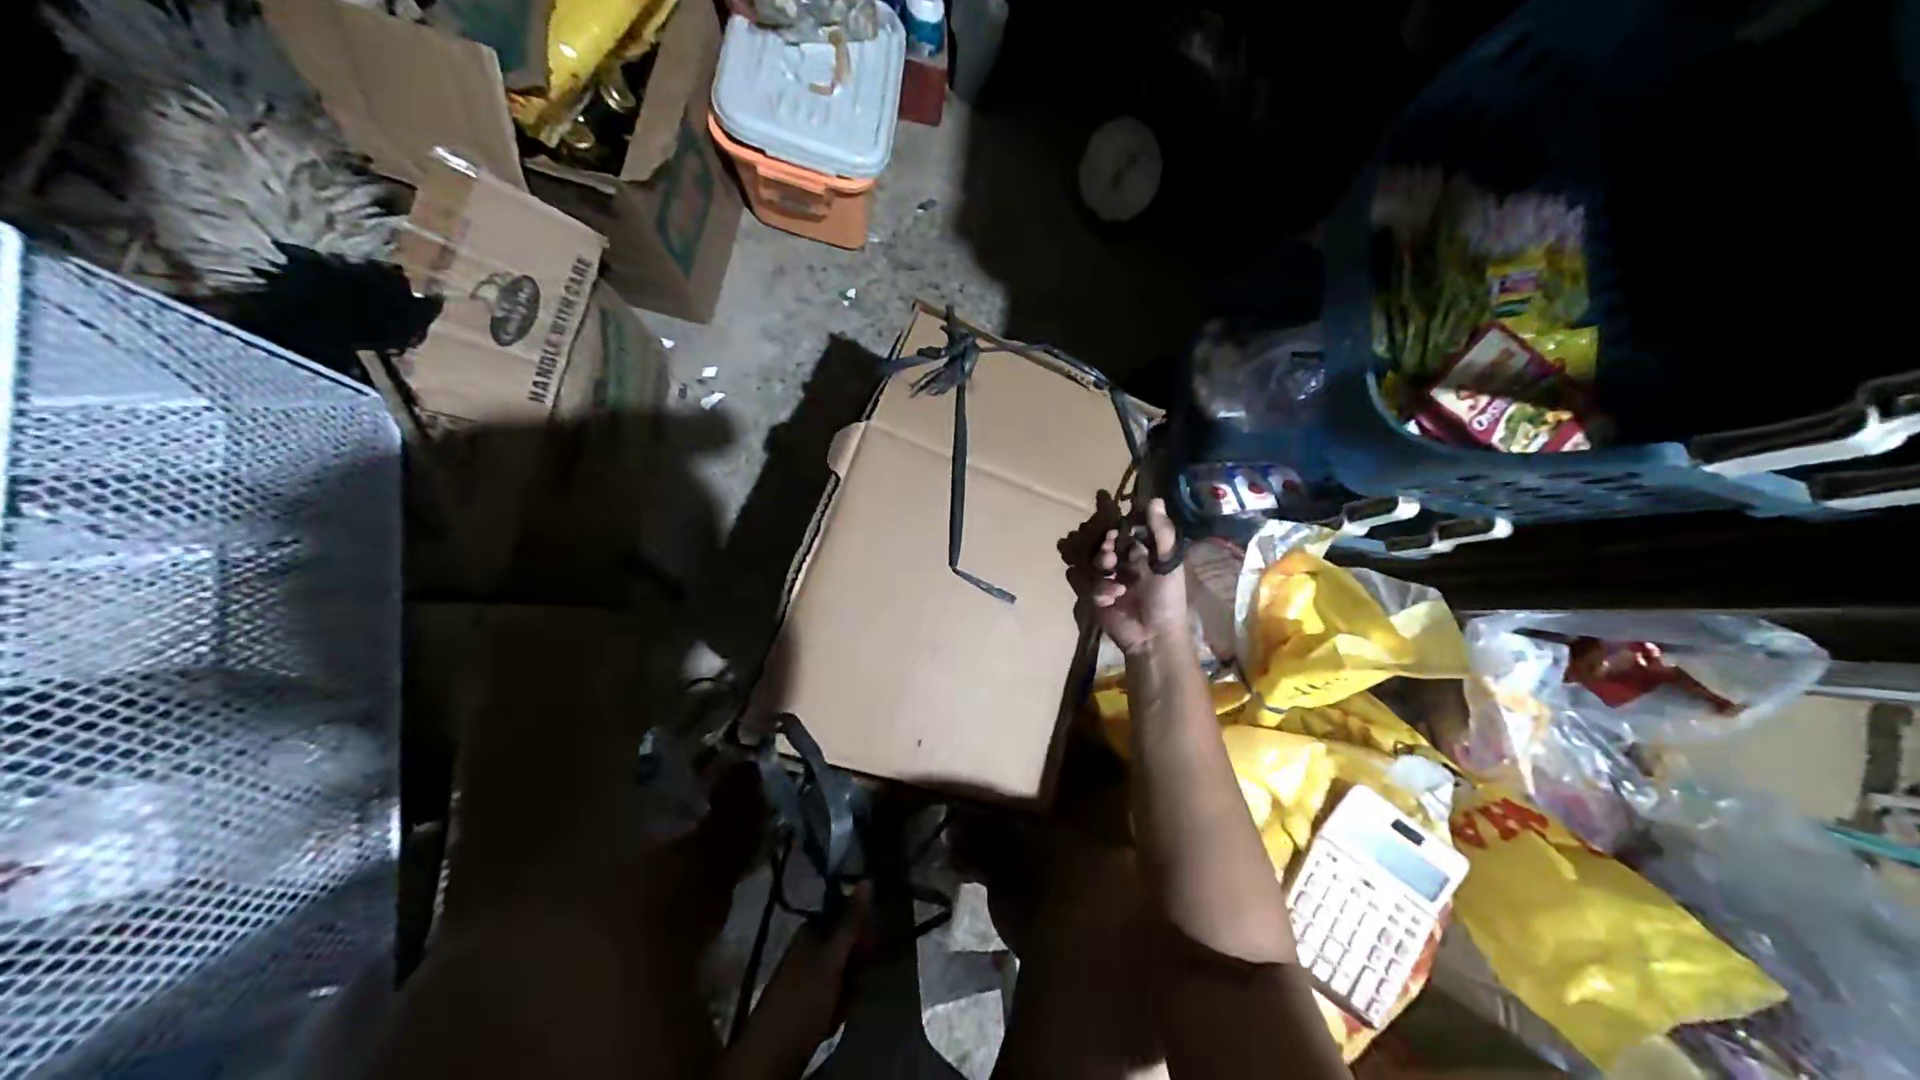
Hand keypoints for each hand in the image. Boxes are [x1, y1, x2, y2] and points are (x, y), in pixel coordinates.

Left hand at [718, 887, 869, 1079]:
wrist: (771, 1055)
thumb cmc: (803, 998)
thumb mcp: (831, 957)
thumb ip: (851, 921)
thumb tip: (867, 878)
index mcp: (809, 933)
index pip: (845, 920)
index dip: (860, 935)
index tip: (869, 950)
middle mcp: (807, 951)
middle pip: (847, 950)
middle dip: (856, 969)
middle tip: (854, 984)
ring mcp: (806, 979)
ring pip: (844, 977)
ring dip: (849, 992)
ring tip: (841, 1008)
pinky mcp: (808, 1005)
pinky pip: (835, 998)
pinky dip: (838, 1009)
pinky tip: (832, 1021)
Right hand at [1081, 498, 1188, 657]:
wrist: (1154, 635)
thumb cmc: (1167, 598)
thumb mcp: (1169, 561)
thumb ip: (1161, 531)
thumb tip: (1155, 499)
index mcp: (1138, 554)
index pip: (1117, 532)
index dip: (1111, 528)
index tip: (1111, 529)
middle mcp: (1119, 565)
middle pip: (1097, 545)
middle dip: (1102, 547)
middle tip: (1109, 552)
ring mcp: (1104, 581)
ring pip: (1086, 561)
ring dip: (1098, 565)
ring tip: (1110, 572)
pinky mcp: (1092, 597)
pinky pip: (1082, 584)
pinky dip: (1097, 589)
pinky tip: (1112, 597)